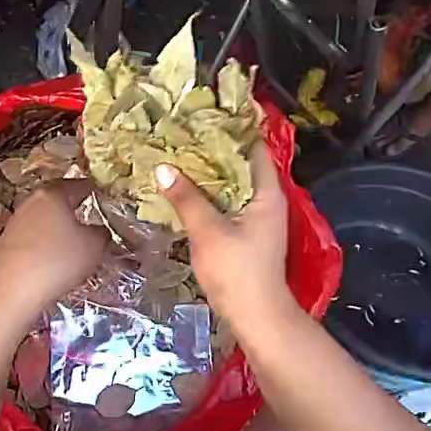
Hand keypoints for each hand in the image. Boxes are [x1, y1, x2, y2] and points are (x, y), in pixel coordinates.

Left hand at [0, 180, 107, 320]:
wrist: (14, 289)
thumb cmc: (59, 260)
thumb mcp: (95, 246)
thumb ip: (102, 232)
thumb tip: (99, 230)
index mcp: (54, 194)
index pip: (78, 184)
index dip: (93, 189)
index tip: (103, 195)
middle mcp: (32, 202)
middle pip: (57, 200)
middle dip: (73, 207)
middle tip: (90, 217)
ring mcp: (16, 222)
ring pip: (44, 218)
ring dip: (59, 226)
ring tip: (74, 240)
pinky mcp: (7, 243)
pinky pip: (34, 237)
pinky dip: (46, 242)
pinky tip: (55, 257)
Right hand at [155, 143, 295, 327]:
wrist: (256, 317)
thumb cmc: (237, 272)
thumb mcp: (208, 231)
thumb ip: (186, 198)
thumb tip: (162, 167)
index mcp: (267, 193)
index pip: (255, 146)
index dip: (233, 127)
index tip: (204, 113)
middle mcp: (268, 201)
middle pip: (241, 165)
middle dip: (214, 150)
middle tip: (182, 132)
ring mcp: (259, 220)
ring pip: (233, 186)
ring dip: (210, 174)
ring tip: (179, 155)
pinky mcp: (248, 236)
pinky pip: (228, 205)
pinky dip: (210, 195)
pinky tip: (186, 191)